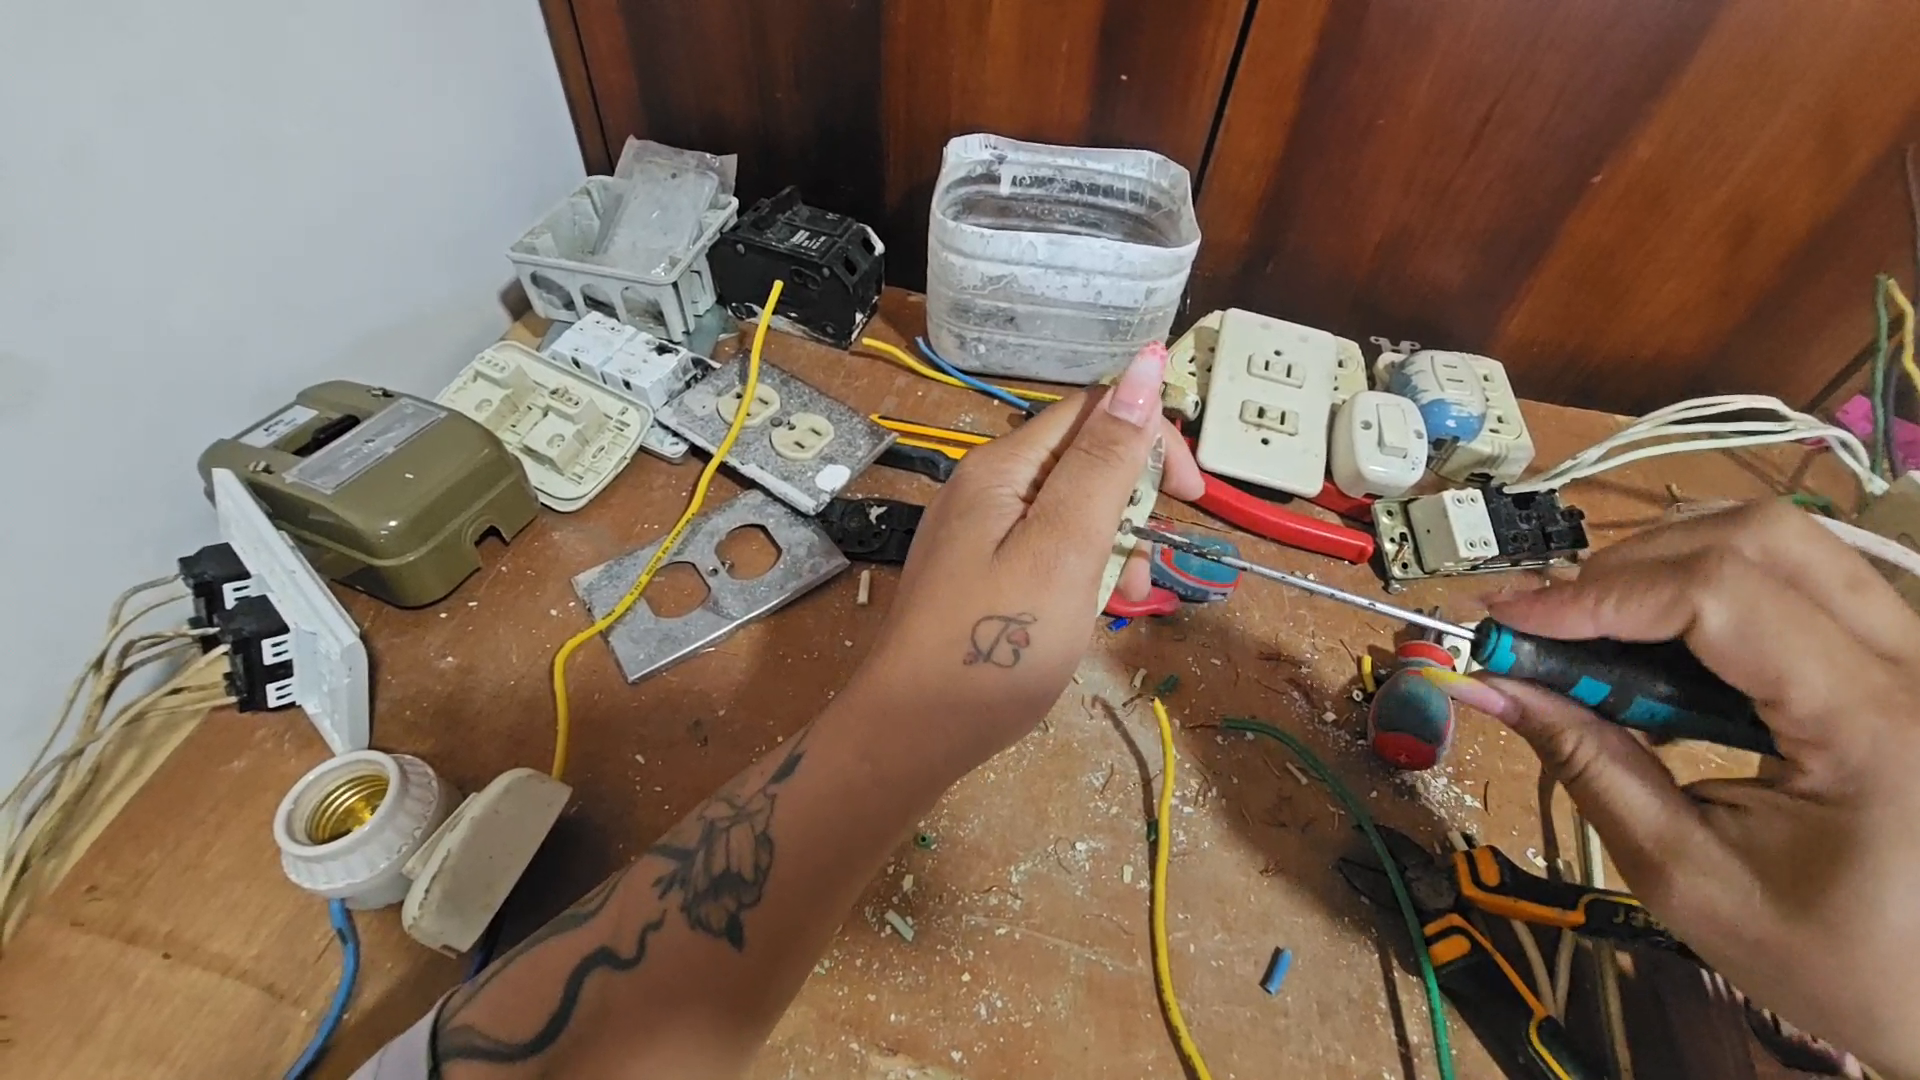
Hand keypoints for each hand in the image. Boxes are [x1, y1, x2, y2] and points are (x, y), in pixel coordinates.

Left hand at [849, 344, 1203, 761]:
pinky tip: (1085, 615)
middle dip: (1129, 509)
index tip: (1188, 497)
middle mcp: (986, 488)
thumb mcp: (1065, 546)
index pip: (1092, 412)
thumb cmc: (998, 642)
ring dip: (1110, 549)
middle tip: (1142, 574)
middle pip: (1081, 463)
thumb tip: (1147, 364)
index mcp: (1002, 468)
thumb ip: (1106, 459)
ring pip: (1068, 514)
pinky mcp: (980, 574)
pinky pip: (1045, 552)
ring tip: (1121, 604)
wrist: (915, 730)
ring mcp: (978, 533)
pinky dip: (1078, 575)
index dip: (1150, 438)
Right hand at [1440, 502, 1919, 1076]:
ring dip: (1662, 568)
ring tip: (1597, 633)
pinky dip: (1701, 589)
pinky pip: (1796, 579)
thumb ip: (1583, 760)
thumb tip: (1483, 684)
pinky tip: (1659, 648)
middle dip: (1625, 567)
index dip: (1591, 595)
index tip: (1503, 622)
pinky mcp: (1908, 661)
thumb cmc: (1833, 959)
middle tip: (1552, 626)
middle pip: (1756, 537)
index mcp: (1881, 731)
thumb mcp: (1682, 872)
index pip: (1717, 597)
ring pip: (1779, 542)